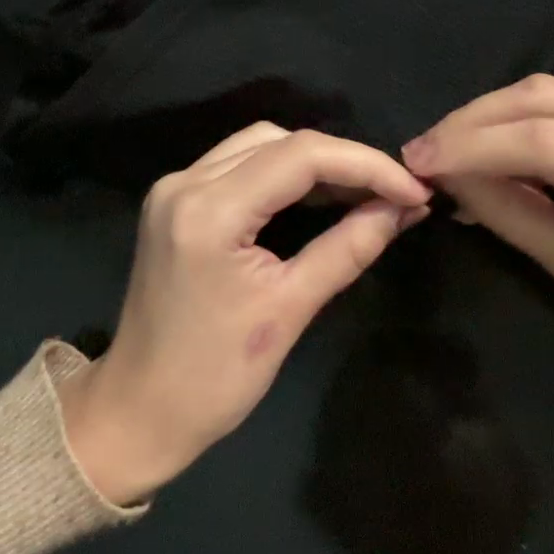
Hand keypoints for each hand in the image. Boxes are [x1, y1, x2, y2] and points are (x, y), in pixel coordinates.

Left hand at [58, 124, 431, 504]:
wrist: (139, 411)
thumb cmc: (214, 377)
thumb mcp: (290, 309)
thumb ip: (348, 247)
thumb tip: (403, 209)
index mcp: (209, 209)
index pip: (302, 156)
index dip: (367, 165)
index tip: (415, 191)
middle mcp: (185, 183)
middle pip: (280, 141)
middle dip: (344, 161)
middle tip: (394, 194)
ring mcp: (174, 190)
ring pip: (259, 146)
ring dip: (314, 164)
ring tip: (364, 194)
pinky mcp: (175, 203)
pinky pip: (238, 167)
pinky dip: (282, 175)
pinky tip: (318, 197)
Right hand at [402, 75, 553, 365]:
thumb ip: (501, 205)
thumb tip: (439, 170)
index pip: (547, 140)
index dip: (472, 144)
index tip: (417, 160)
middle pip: (549, 100)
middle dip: (474, 121)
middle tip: (422, 149)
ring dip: (492, 113)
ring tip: (446, 142)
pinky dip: (522, 115)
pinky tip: (488, 136)